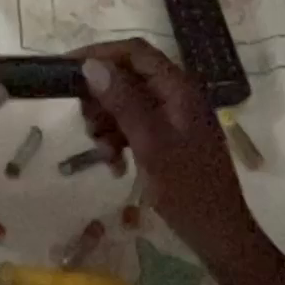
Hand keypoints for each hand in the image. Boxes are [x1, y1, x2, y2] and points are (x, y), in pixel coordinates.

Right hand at [74, 39, 284, 284]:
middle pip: (124, 77)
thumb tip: (91, 65)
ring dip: (106, 124)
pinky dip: (117, 141)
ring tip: (104, 154)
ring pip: (123, 103)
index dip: (99, 54)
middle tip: (87, 125)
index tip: (66, 70)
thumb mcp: (150, 143)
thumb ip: (122, 101)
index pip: (133, 52)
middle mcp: (174, 95)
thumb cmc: (188, 188)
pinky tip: (115, 166)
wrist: (218, 233)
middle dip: (100, 99)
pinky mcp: (165, 137)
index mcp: (178, 88)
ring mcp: (171, 117)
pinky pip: (131, 126)